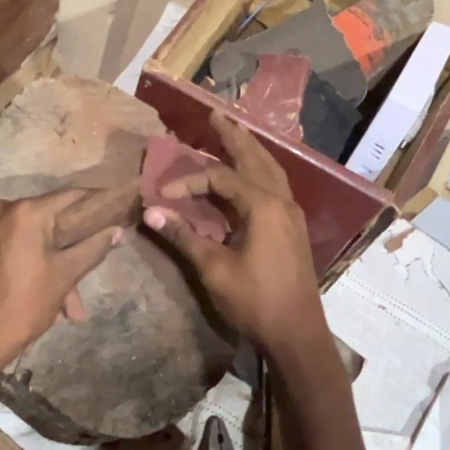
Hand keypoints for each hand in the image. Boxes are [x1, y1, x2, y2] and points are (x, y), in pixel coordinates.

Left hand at [0, 189, 122, 370]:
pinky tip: (51, 300)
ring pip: (36, 239)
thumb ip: (93, 248)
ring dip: (56, 268)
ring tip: (70, 308)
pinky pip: (18, 247)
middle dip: (74, 250)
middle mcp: (2, 209)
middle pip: (52, 220)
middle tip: (92, 275)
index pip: (71, 196)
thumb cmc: (22, 306)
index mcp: (24, 211)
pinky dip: (35, 266)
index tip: (117, 213)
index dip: (97, 204)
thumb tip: (115, 230)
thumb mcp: (64, 277)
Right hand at [145, 112, 326, 352]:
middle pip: (254, 158)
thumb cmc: (254, 302)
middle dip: (233, 137)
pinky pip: (276, 184)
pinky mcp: (294, 227)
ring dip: (250, 150)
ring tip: (235, 133)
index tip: (162, 195)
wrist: (297, 334)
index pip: (219, 178)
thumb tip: (151, 211)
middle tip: (214, 115)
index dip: (188, 181)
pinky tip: (252, 173)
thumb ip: (183, 236)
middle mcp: (281, 201)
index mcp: (262, 206)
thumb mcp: (213, 269)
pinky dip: (261, 169)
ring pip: (270, 169)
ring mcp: (292, 213)